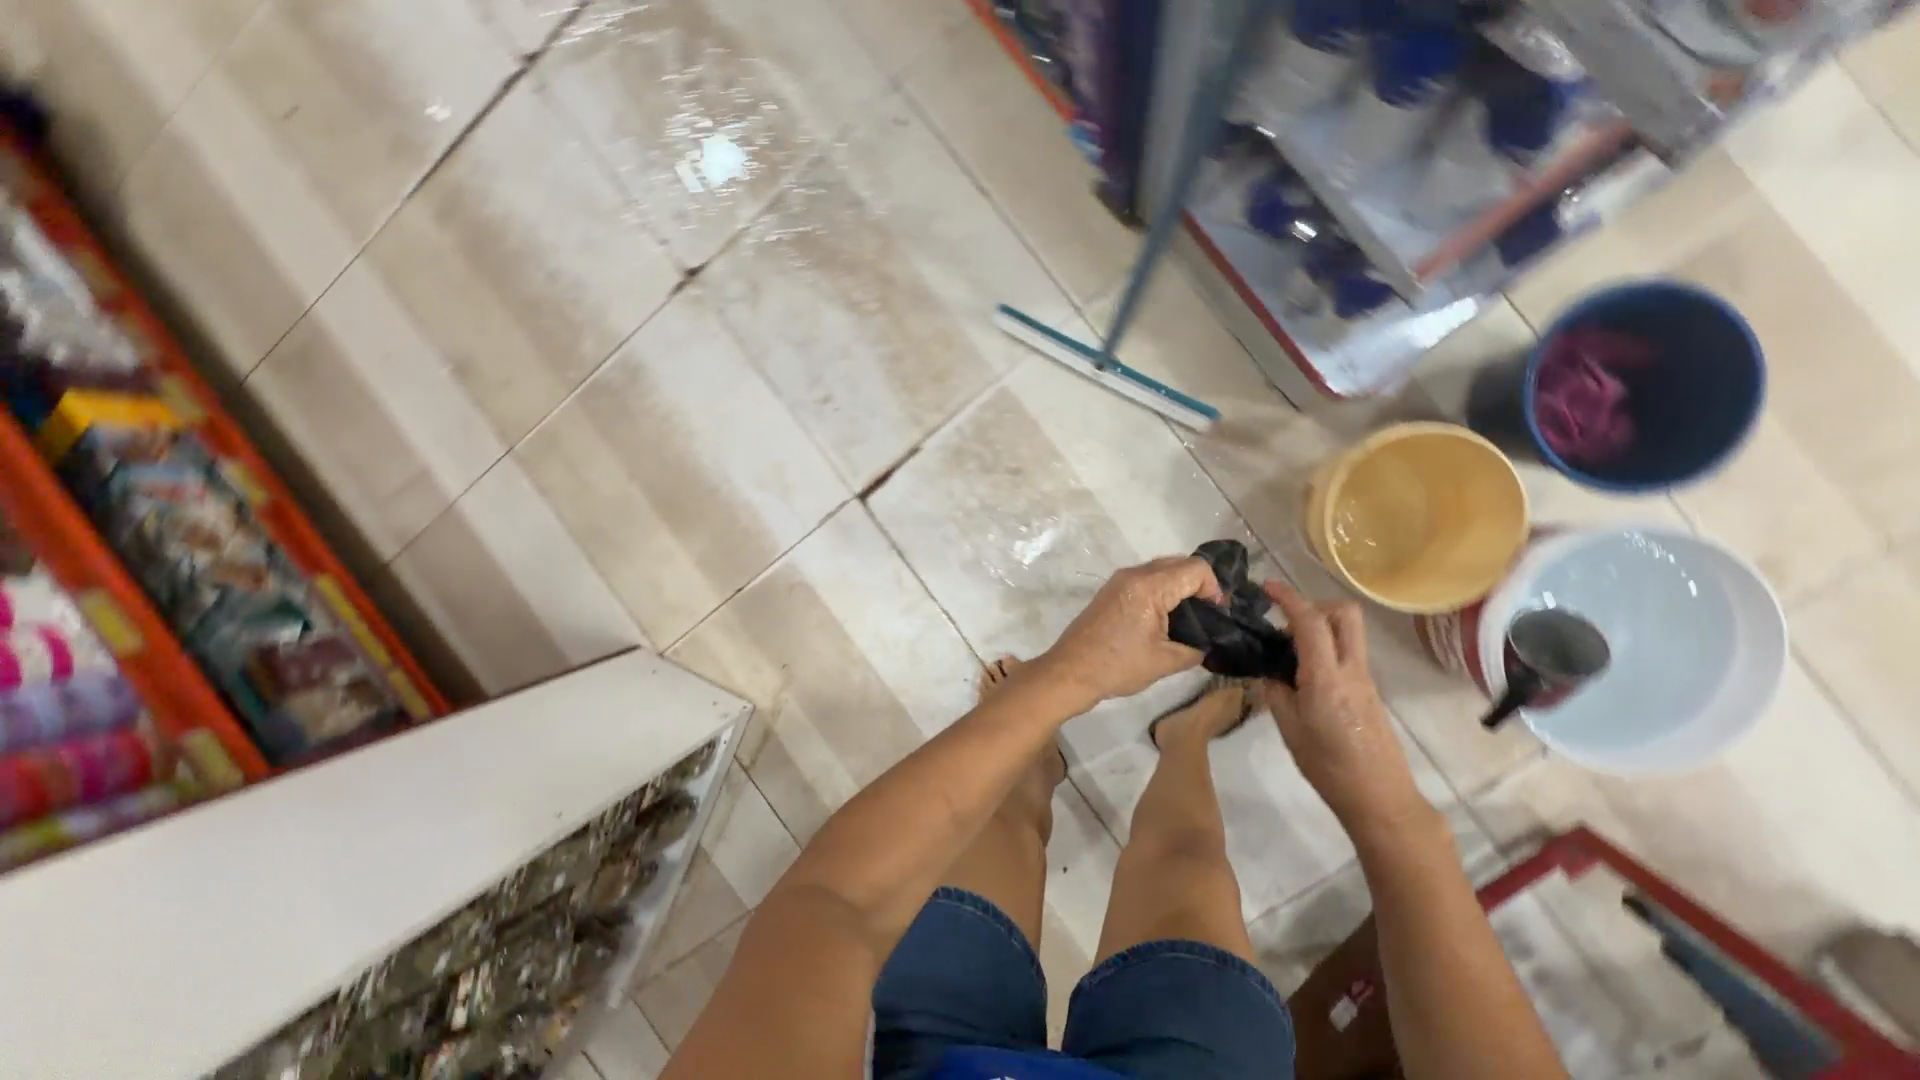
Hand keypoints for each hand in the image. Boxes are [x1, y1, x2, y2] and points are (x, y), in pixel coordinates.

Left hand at [1040, 556, 1222, 704]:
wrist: (1070, 672)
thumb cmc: (1118, 667)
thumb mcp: (1165, 661)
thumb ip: (1195, 648)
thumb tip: (1207, 643)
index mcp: (1150, 586)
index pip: (1196, 569)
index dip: (1214, 588)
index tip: (1218, 614)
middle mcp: (1134, 574)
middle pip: (1179, 563)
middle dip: (1199, 585)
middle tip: (1209, 614)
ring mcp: (1120, 580)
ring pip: (1161, 569)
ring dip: (1180, 586)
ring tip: (1190, 617)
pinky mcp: (1111, 590)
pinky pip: (1145, 579)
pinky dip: (1162, 590)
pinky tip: (1166, 617)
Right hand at [1258, 583, 1429, 832]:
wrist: (1379, 797)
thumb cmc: (1328, 767)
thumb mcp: (1289, 729)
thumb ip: (1276, 693)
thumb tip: (1269, 671)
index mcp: (1327, 679)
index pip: (1311, 623)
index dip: (1289, 598)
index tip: (1267, 587)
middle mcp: (1351, 670)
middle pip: (1344, 615)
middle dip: (1314, 604)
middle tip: (1286, 621)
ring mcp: (1365, 680)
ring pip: (1347, 633)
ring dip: (1320, 627)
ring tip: (1288, 653)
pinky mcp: (1369, 692)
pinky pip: (1346, 654)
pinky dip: (1325, 650)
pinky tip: (1302, 677)